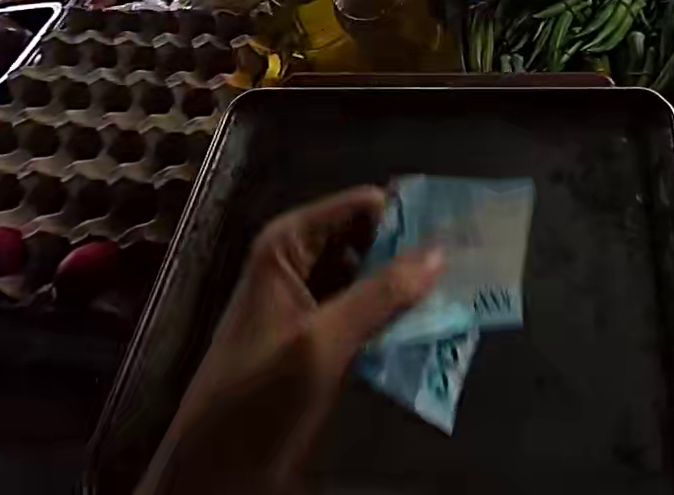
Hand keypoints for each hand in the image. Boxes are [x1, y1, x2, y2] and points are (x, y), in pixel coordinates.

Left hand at [139, 187, 441, 494]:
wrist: (212, 482)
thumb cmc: (256, 401)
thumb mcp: (321, 343)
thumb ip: (382, 294)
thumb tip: (441, 251)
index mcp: (290, 244)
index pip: (361, 206)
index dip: (403, 218)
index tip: (450, 236)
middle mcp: (302, 260)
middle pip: (370, 237)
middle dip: (411, 253)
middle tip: (460, 266)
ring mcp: (313, 298)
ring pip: (374, 274)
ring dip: (408, 286)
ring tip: (456, 293)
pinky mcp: (324, 334)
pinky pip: (370, 309)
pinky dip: (397, 315)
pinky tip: (432, 325)